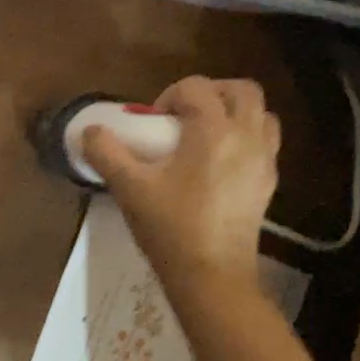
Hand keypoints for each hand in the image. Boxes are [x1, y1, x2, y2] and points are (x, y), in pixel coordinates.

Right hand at [82, 77, 279, 293]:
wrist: (211, 274)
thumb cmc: (169, 226)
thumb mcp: (128, 187)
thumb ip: (105, 152)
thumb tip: (90, 131)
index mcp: (213, 131)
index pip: (197, 86)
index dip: (170, 95)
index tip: (152, 121)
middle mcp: (247, 137)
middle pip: (241, 90)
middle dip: (210, 92)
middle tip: (182, 115)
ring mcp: (264, 160)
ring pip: (261, 113)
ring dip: (233, 112)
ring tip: (202, 134)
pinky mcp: (269, 182)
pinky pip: (265, 141)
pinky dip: (244, 136)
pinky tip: (216, 161)